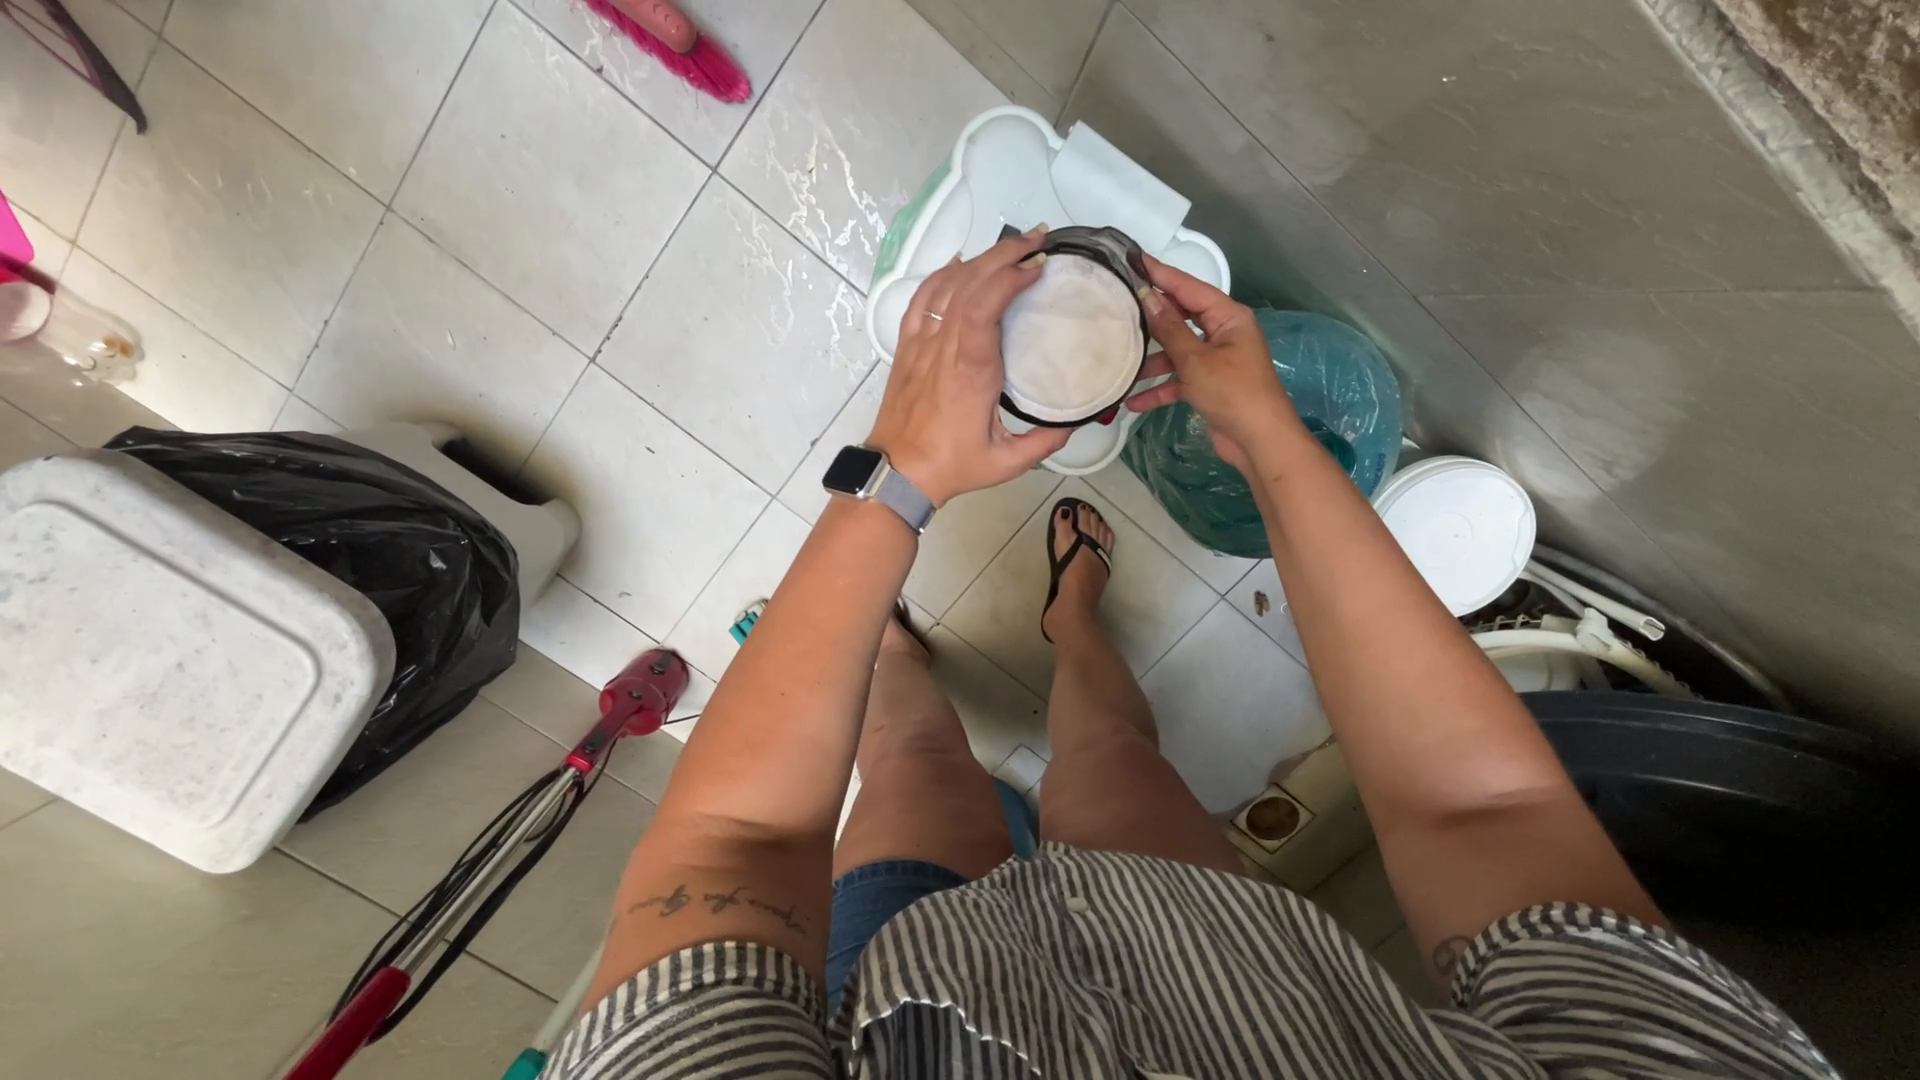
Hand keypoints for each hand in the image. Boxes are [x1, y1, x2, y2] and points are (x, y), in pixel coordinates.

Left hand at [865, 229, 1071, 505]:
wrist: (897, 474)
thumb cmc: (951, 466)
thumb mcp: (1007, 462)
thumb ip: (1046, 440)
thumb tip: (1076, 420)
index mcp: (970, 371)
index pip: (983, 306)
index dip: (1009, 278)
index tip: (1037, 268)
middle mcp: (943, 349)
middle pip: (968, 283)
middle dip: (1003, 255)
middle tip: (1037, 242)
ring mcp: (920, 345)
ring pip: (945, 286)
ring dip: (978, 260)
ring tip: (1010, 247)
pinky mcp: (906, 349)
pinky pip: (921, 300)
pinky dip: (940, 276)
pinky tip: (961, 263)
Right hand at [1125, 255, 1299, 472]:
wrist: (1259, 439)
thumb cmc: (1232, 392)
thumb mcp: (1195, 359)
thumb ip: (1169, 329)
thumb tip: (1148, 298)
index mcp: (1228, 317)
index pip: (1189, 287)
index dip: (1161, 274)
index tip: (1134, 260)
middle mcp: (1224, 333)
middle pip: (1181, 318)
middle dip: (1151, 318)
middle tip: (1119, 304)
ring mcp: (1217, 360)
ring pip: (1177, 351)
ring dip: (1151, 362)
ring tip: (1121, 364)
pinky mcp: (1210, 385)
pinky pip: (1180, 379)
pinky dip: (1160, 389)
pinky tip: (1133, 401)